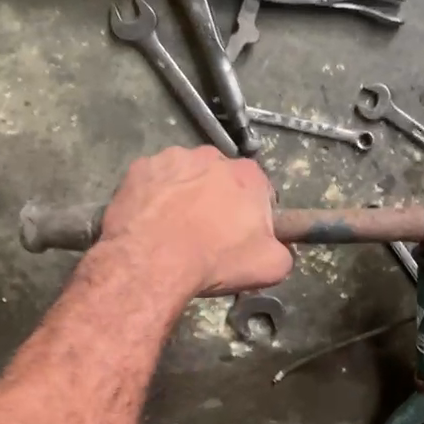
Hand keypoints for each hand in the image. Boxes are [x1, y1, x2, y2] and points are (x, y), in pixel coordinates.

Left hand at [94, 146, 292, 297]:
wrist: (150, 262)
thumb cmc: (215, 260)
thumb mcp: (270, 267)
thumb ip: (284, 251)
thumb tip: (279, 248)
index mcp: (249, 175)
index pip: (261, 189)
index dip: (253, 213)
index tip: (243, 235)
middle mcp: (213, 156)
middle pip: (222, 179)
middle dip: (219, 201)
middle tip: (209, 235)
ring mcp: (172, 158)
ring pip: (187, 176)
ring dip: (186, 195)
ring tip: (176, 229)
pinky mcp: (139, 168)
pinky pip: (154, 181)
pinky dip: (155, 196)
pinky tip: (152, 221)